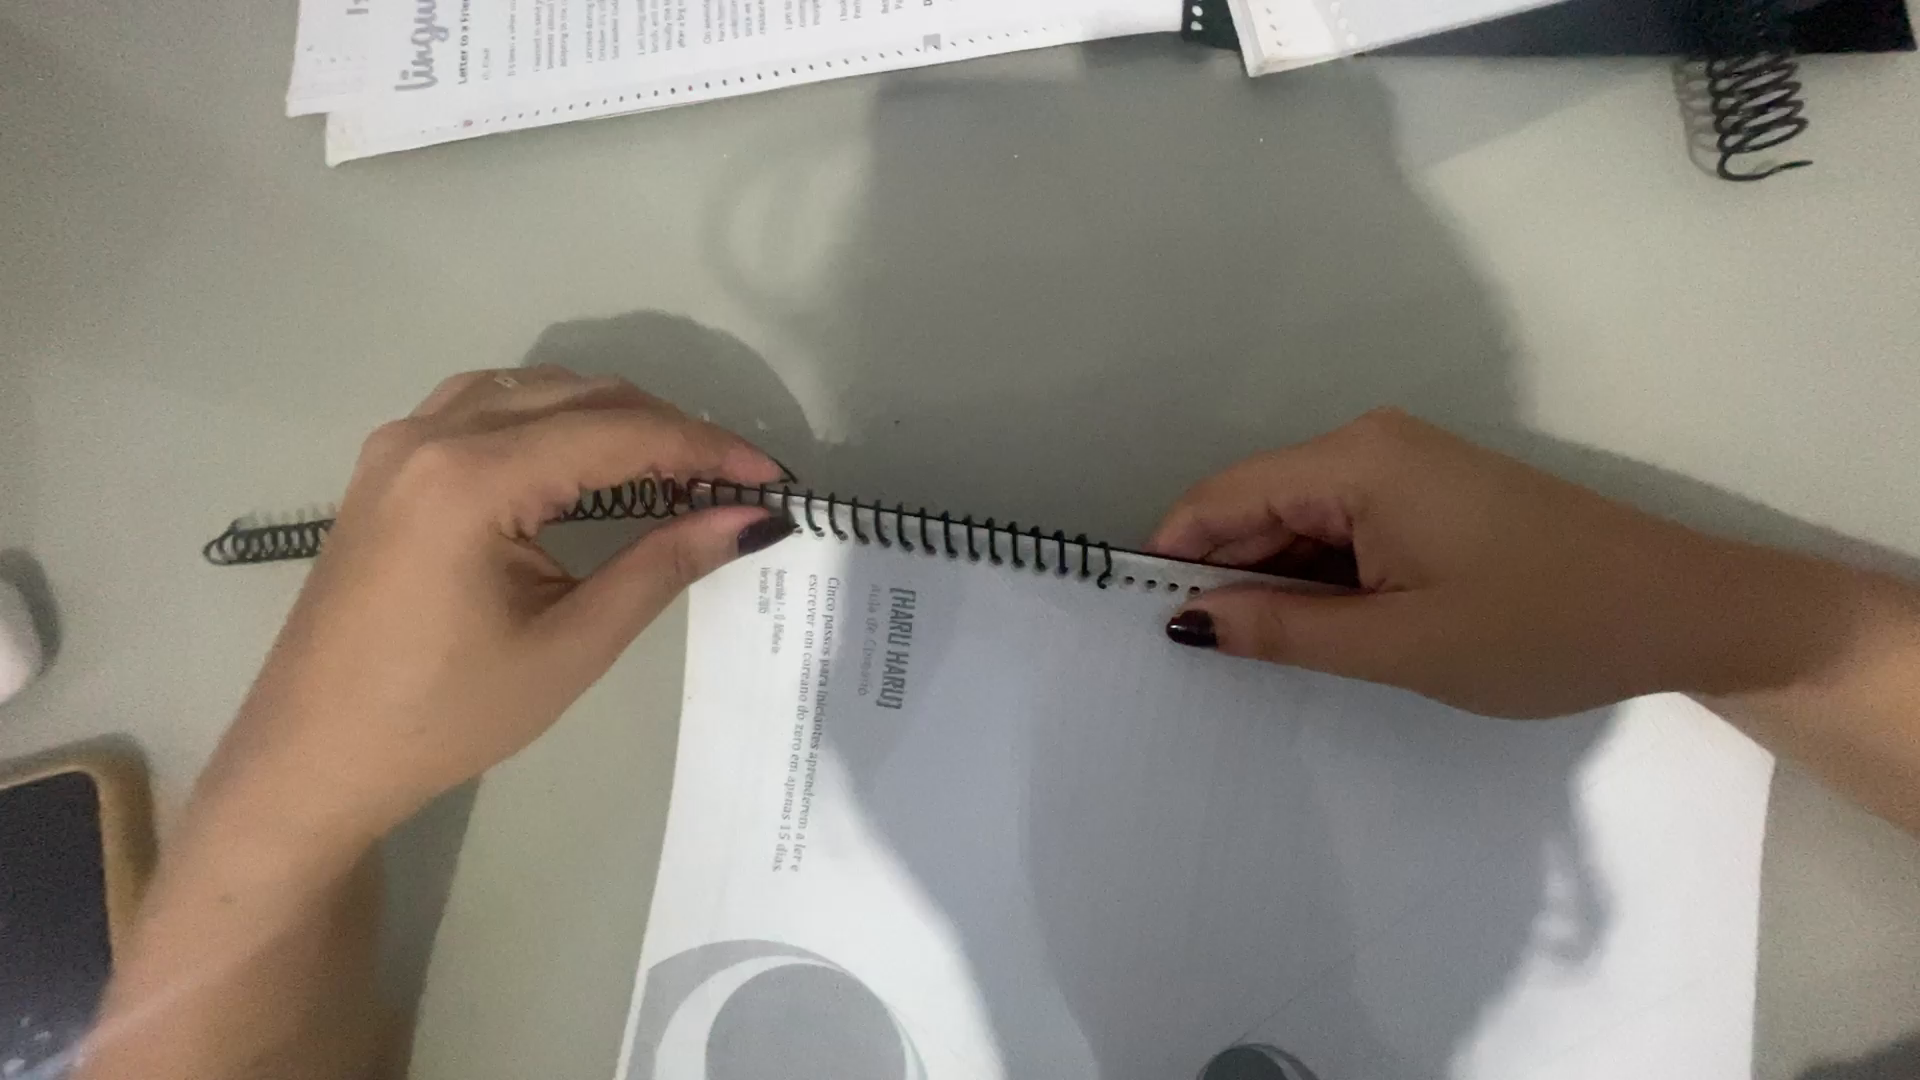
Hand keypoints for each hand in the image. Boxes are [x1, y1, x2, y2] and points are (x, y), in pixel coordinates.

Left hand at [196, 366, 794, 862]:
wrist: (314, 761)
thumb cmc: (449, 714)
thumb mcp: (575, 642)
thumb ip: (666, 564)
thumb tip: (752, 519)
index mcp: (473, 479)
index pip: (621, 434)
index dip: (708, 449)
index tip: (772, 477)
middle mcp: (433, 435)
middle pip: (585, 395)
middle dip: (672, 429)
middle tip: (734, 479)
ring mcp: (403, 443)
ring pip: (540, 389)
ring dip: (618, 416)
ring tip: (676, 464)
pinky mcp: (394, 464)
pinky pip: (495, 405)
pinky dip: (561, 416)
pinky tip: (588, 454)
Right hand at [1148, 409, 1849, 717]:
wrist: (1691, 614)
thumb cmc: (1543, 626)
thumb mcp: (1399, 643)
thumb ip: (1281, 629)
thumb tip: (1185, 621)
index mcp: (1355, 463)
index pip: (1223, 497)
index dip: (1174, 550)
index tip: (1145, 612)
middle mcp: (1365, 445)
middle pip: (1253, 504)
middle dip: (1224, 570)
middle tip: (1209, 647)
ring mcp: (1392, 465)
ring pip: (1290, 519)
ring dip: (1271, 577)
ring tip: (1272, 642)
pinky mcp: (1414, 491)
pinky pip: (1331, 526)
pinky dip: (1311, 573)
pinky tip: (1324, 619)